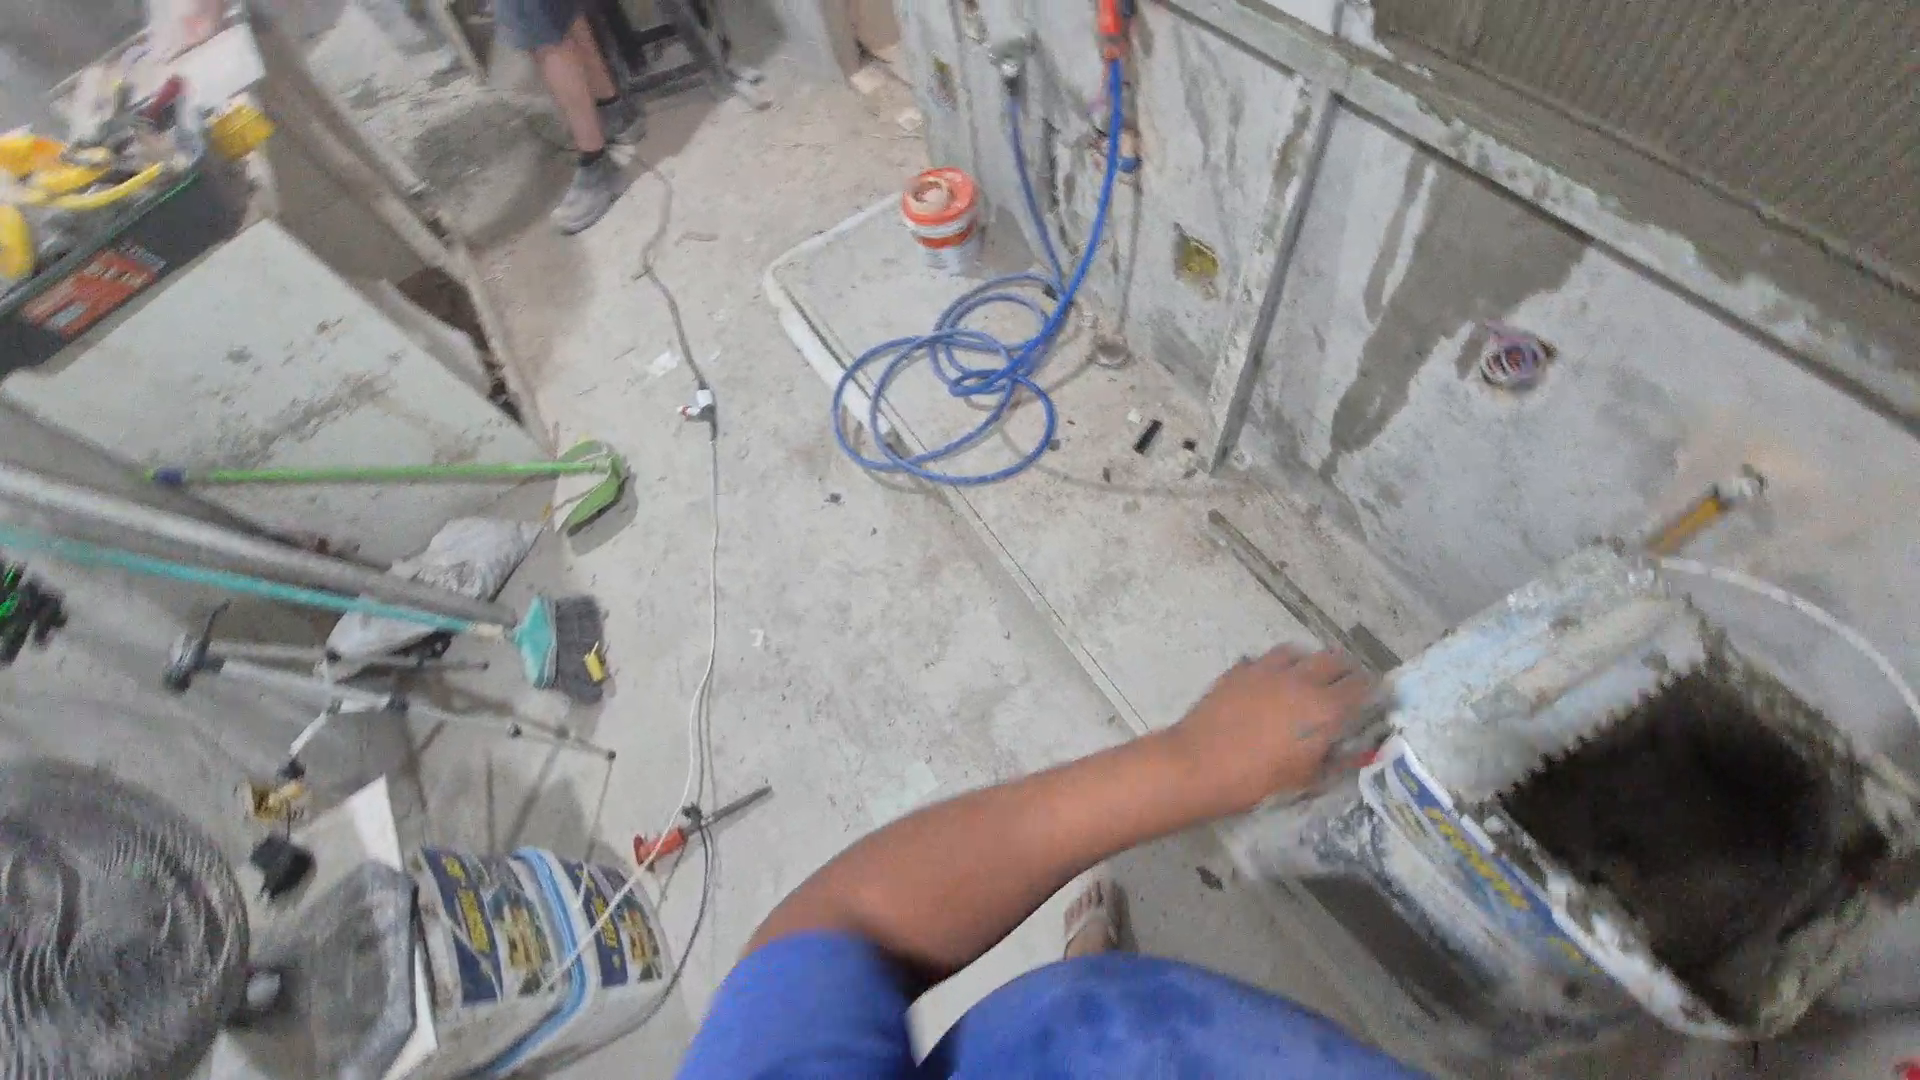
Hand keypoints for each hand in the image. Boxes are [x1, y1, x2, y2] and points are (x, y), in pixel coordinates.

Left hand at [1163, 647, 1376, 814]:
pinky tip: (1267, 685)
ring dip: (1306, 662)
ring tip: (1304, 680)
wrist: (1200, 763)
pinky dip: (1272, 668)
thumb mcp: (1308, 777)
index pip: (1362, 685)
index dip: (1372, 689)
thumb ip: (1336, 758)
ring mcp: (1265, 670)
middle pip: (1333, 659)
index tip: (1372, 697)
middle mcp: (1299, 680)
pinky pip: (1262, 660)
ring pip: (1297, 652)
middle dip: (1343, 670)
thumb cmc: (1258, 779)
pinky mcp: (1237, 670)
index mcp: (1325, 707)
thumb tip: (1352, 747)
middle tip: (1342, 686)